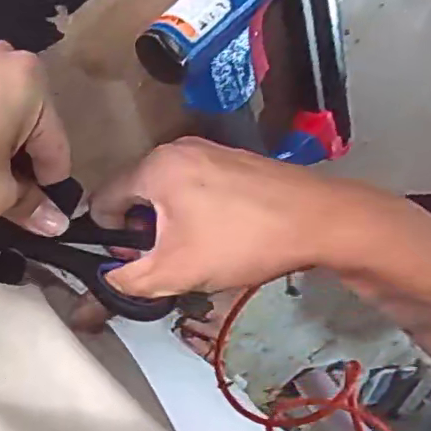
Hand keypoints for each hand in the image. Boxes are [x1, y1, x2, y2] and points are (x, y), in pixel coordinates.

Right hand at [88, 138, 414, 297]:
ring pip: (160, 193)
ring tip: (192, 247)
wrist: (329, 223)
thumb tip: (109, 278)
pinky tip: (216, 232)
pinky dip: (190, 211)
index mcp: (154, 167)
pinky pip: (190, 186)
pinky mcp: (233, 159)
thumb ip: (122, 280)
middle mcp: (175, 149)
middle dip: (137, 231)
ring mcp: (208, 150)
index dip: (108, 238)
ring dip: (163, 224)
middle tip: (163, 257)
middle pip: (131, 196)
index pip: (101, 202)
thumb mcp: (171, 273)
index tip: (134, 259)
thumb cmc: (243, 243)